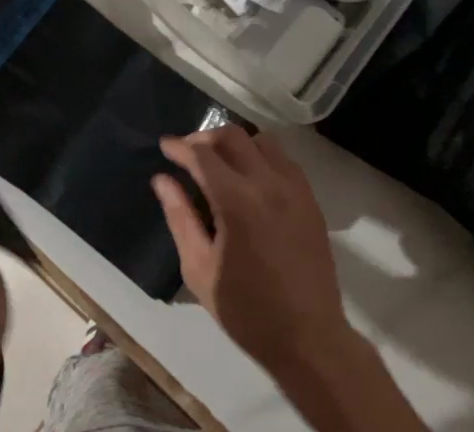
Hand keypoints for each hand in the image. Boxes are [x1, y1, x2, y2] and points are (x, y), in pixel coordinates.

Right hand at [151, 127, 347, 373]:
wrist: (308, 337)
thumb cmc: (246, 310)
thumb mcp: (199, 269)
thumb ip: (180, 218)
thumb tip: (162, 180)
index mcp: (237, 201)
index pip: (203, 155)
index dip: (179, 147)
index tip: (164, 146)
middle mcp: (268, 184)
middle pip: (234, 136)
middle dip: (205, 138)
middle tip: (188, 153)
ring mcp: (295, 189)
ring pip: (263, 141)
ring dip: (236, 144)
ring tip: (219, 163)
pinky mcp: (311, 200)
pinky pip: (285, 161)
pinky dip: (262, 157)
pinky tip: (250, 179)